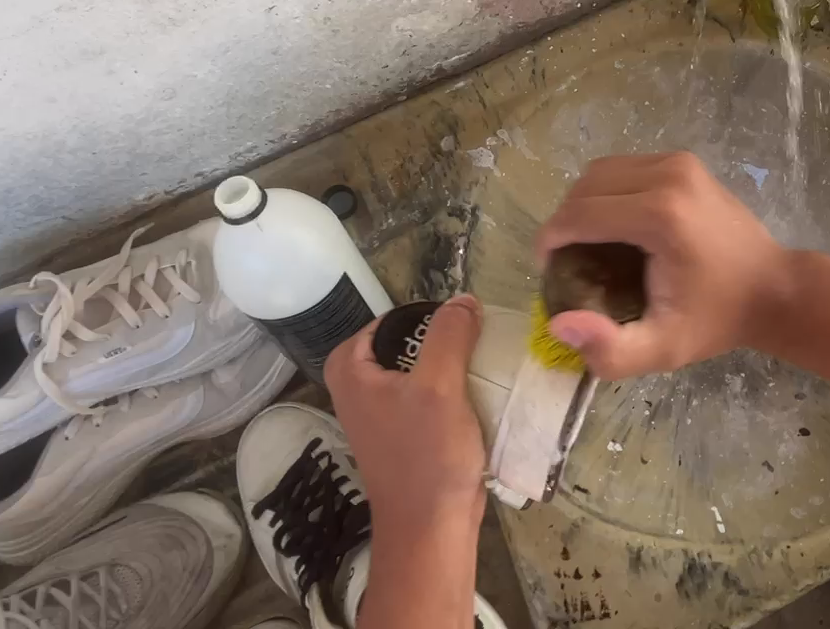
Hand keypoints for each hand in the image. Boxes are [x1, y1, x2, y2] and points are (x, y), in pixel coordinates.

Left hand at [326, 294, 488, 538]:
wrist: (432, 531)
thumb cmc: (426, 455)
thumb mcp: (440, 384)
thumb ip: (449, 335)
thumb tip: (463, 299)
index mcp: (350, 373)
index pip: (384, 321)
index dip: (418, 316)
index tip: (452, 321)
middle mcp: (358, 392)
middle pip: (402, 344)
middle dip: (436, 338)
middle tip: (470, 336)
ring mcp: (382, 418)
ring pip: (417, 370)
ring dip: (447, 364)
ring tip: (479, 359)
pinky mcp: (405, 438)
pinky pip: (427, 397)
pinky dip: (449, 389)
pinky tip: (478, 392)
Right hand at [533, 152, 793, 379]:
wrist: (774, 289)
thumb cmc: (716, 320)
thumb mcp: (663, 349)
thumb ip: (609, 350)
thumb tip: (559, 324)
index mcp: (660, 215)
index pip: (580, 214)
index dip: (551, 239)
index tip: (547, 269)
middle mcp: (667, 175)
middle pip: (586, 187)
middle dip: (565, 220)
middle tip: (566, 259)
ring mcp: (677, 162)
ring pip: (601, 171)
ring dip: (583, 203)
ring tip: (586, 241)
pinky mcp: (683, 160)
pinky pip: (623, 167)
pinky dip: (607, 191)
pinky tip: (615, 224)